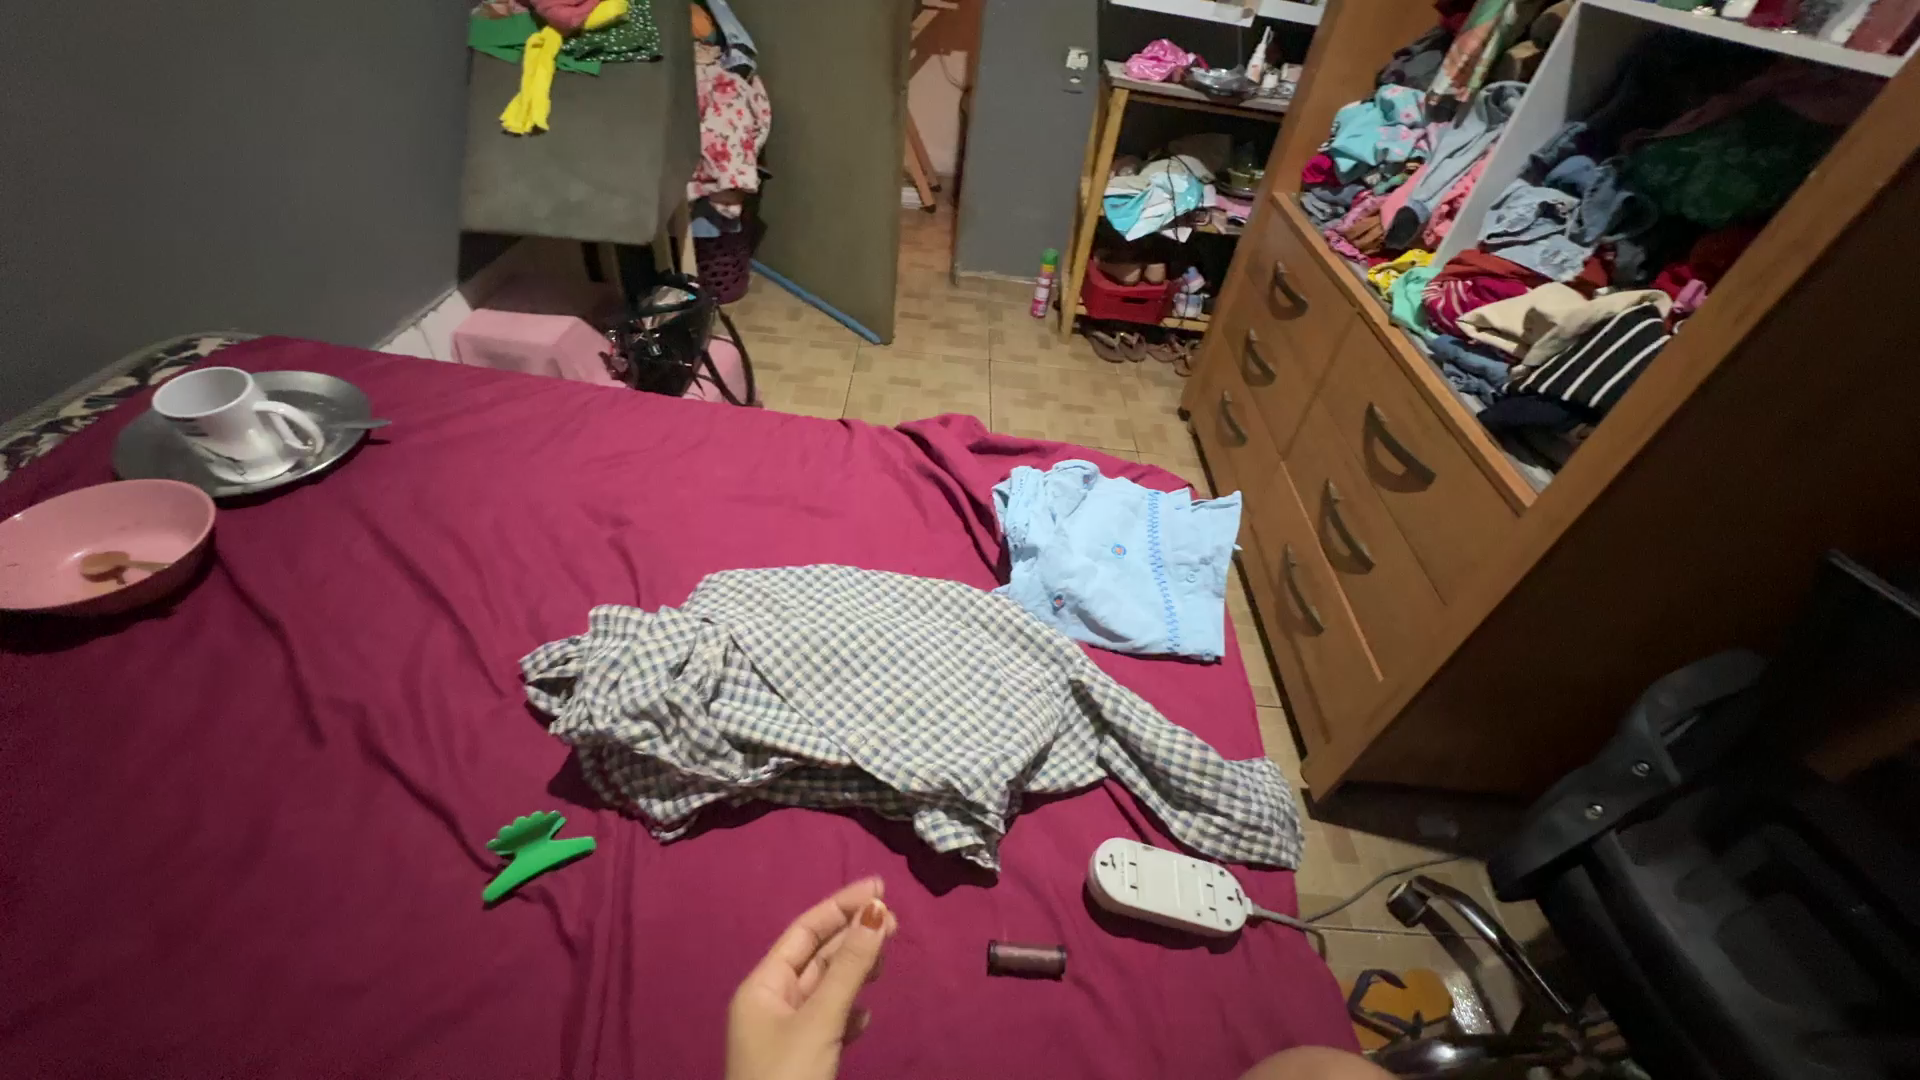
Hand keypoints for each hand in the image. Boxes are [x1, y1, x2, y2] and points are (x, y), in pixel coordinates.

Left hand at [726, 877, 898, 1079]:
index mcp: (762, 986)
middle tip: (895, 921)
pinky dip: (849, 1010)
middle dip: (854, 936)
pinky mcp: (802, 1062)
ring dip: (855, 970)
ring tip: (886, 959)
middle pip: (817, 955)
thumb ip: (850, 965)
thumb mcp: (821, 1019)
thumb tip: (876, 909)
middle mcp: (770, 1003)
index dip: (841, 905)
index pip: (805, 930)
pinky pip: (829, 1020)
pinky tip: (865, 1015)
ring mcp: (785, 1034)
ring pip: (826, 987)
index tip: (879, 888)